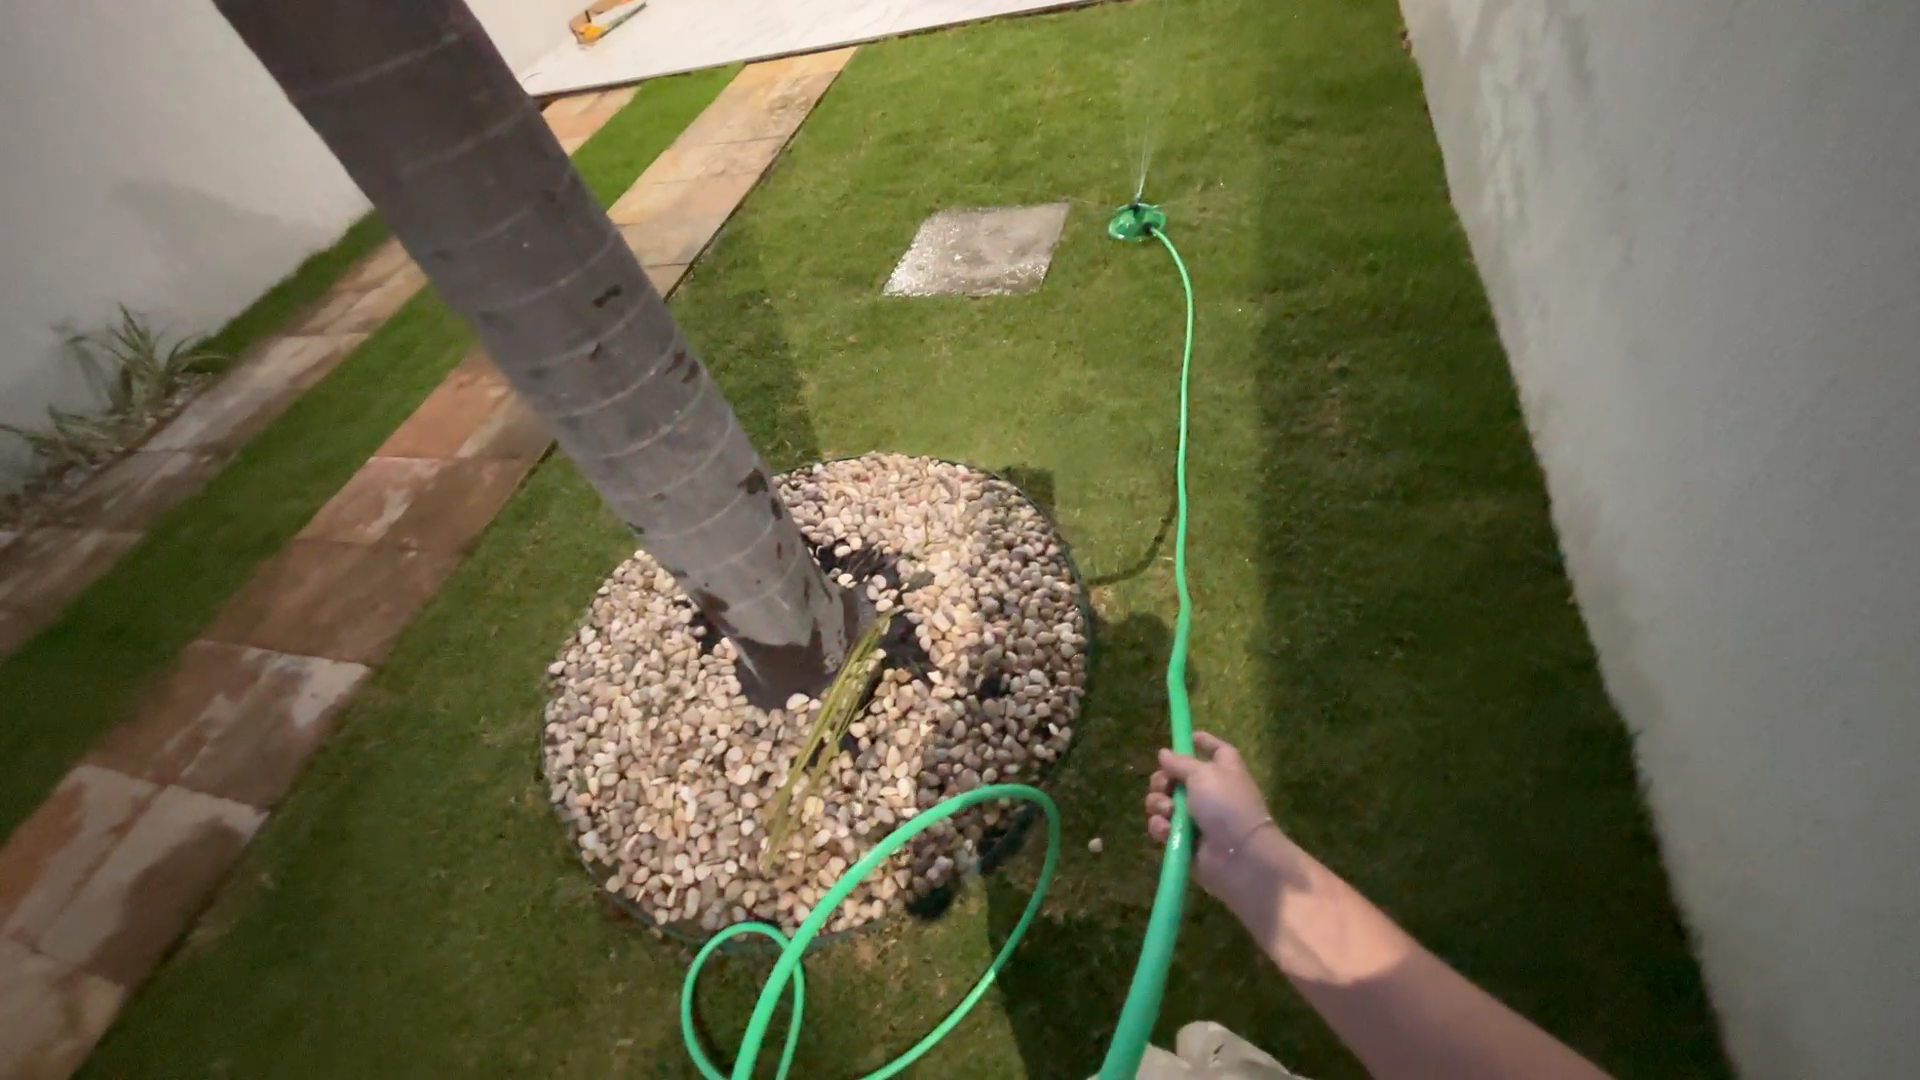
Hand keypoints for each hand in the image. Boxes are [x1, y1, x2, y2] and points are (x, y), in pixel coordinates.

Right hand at [1144, 731, 1291, 901]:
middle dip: (1162, 780)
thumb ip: (1180, 763)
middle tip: (1164, 786)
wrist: (1241, 857)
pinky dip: (1160, 827)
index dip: (1203, 742)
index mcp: (1223, 770)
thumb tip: (1164, 753)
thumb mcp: (1203, 774)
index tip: (1187, 738)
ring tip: (1168, 811)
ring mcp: (1197, 818)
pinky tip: (1166, 830)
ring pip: (1163, 802)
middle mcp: (1210, 792)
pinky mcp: (1185, 841)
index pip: (1215, 749)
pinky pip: (1162, 827)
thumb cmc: (1227, 805)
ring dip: (1159, 804)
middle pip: (1176, 777)